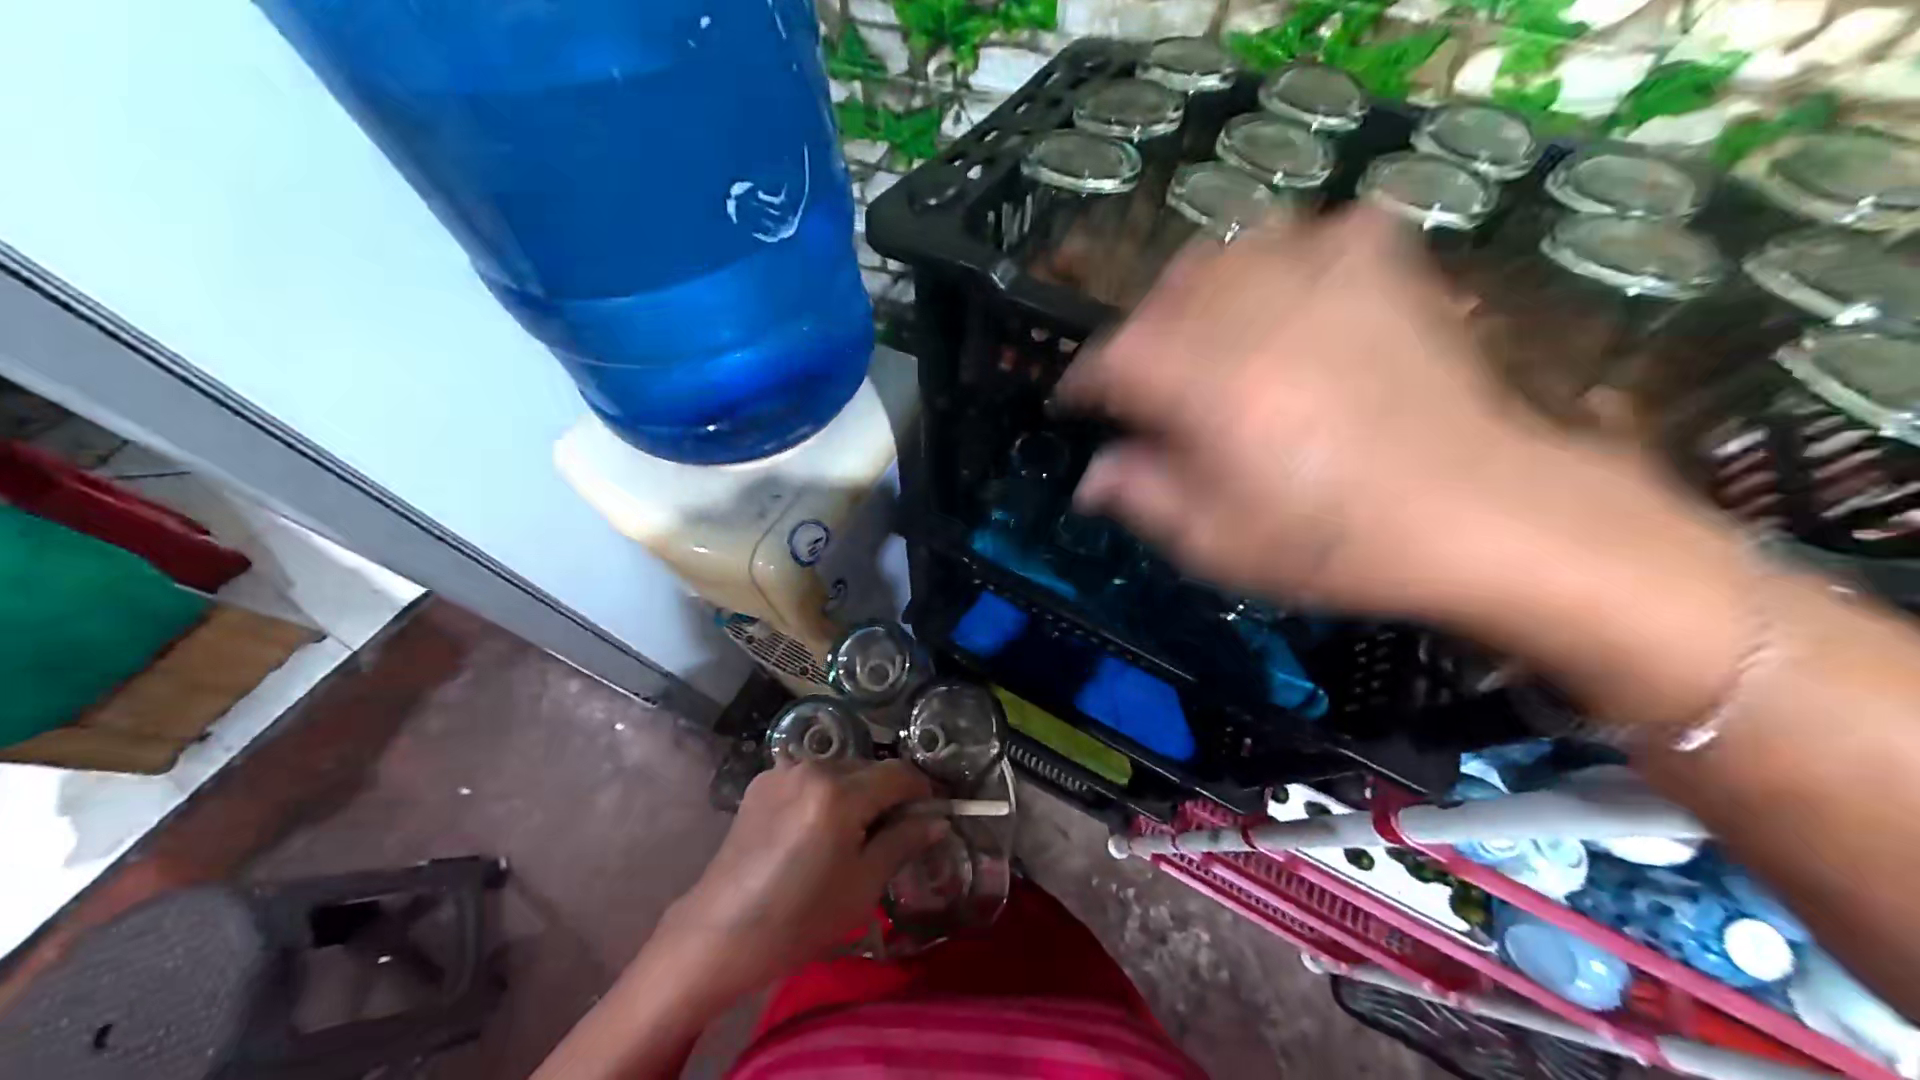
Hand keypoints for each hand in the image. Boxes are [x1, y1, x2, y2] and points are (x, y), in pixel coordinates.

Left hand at [654, 759, 942, 997]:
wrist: (718, 934)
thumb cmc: (799, 919)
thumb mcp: (863, 886)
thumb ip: (903, 842)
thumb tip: (936, 820)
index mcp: (840, 793)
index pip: (900, 773)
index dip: (923, 792)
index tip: (930, 817)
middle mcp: (812, 768)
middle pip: (869, 768)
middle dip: (888, 794)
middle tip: (891, 834)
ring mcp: (782, 772)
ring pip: (840, 771)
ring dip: (856, 793)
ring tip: (850, 835)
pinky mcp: (761, 782)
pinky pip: (809, 778)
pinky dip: (824, 795)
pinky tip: (815, 831)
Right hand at [1057, 206, 1566, 616]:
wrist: (1477, 514)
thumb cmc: (1335, 543)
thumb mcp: (1218, 544)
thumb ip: (1143, 498)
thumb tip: (1091, 475)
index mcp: (1206, 388)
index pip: (1113, 358)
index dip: (1083, 380)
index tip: (1078, 401)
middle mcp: (1254, 318)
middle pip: (1162, 297)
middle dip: (1138, 336)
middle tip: (1147, 381)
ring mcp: (1323, 283)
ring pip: (1228, 250)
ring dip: (1199, 291)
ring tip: (1207, 331)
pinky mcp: (1383, 273)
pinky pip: (1319, 229)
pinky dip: (1288, 255)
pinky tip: (1290, 293)